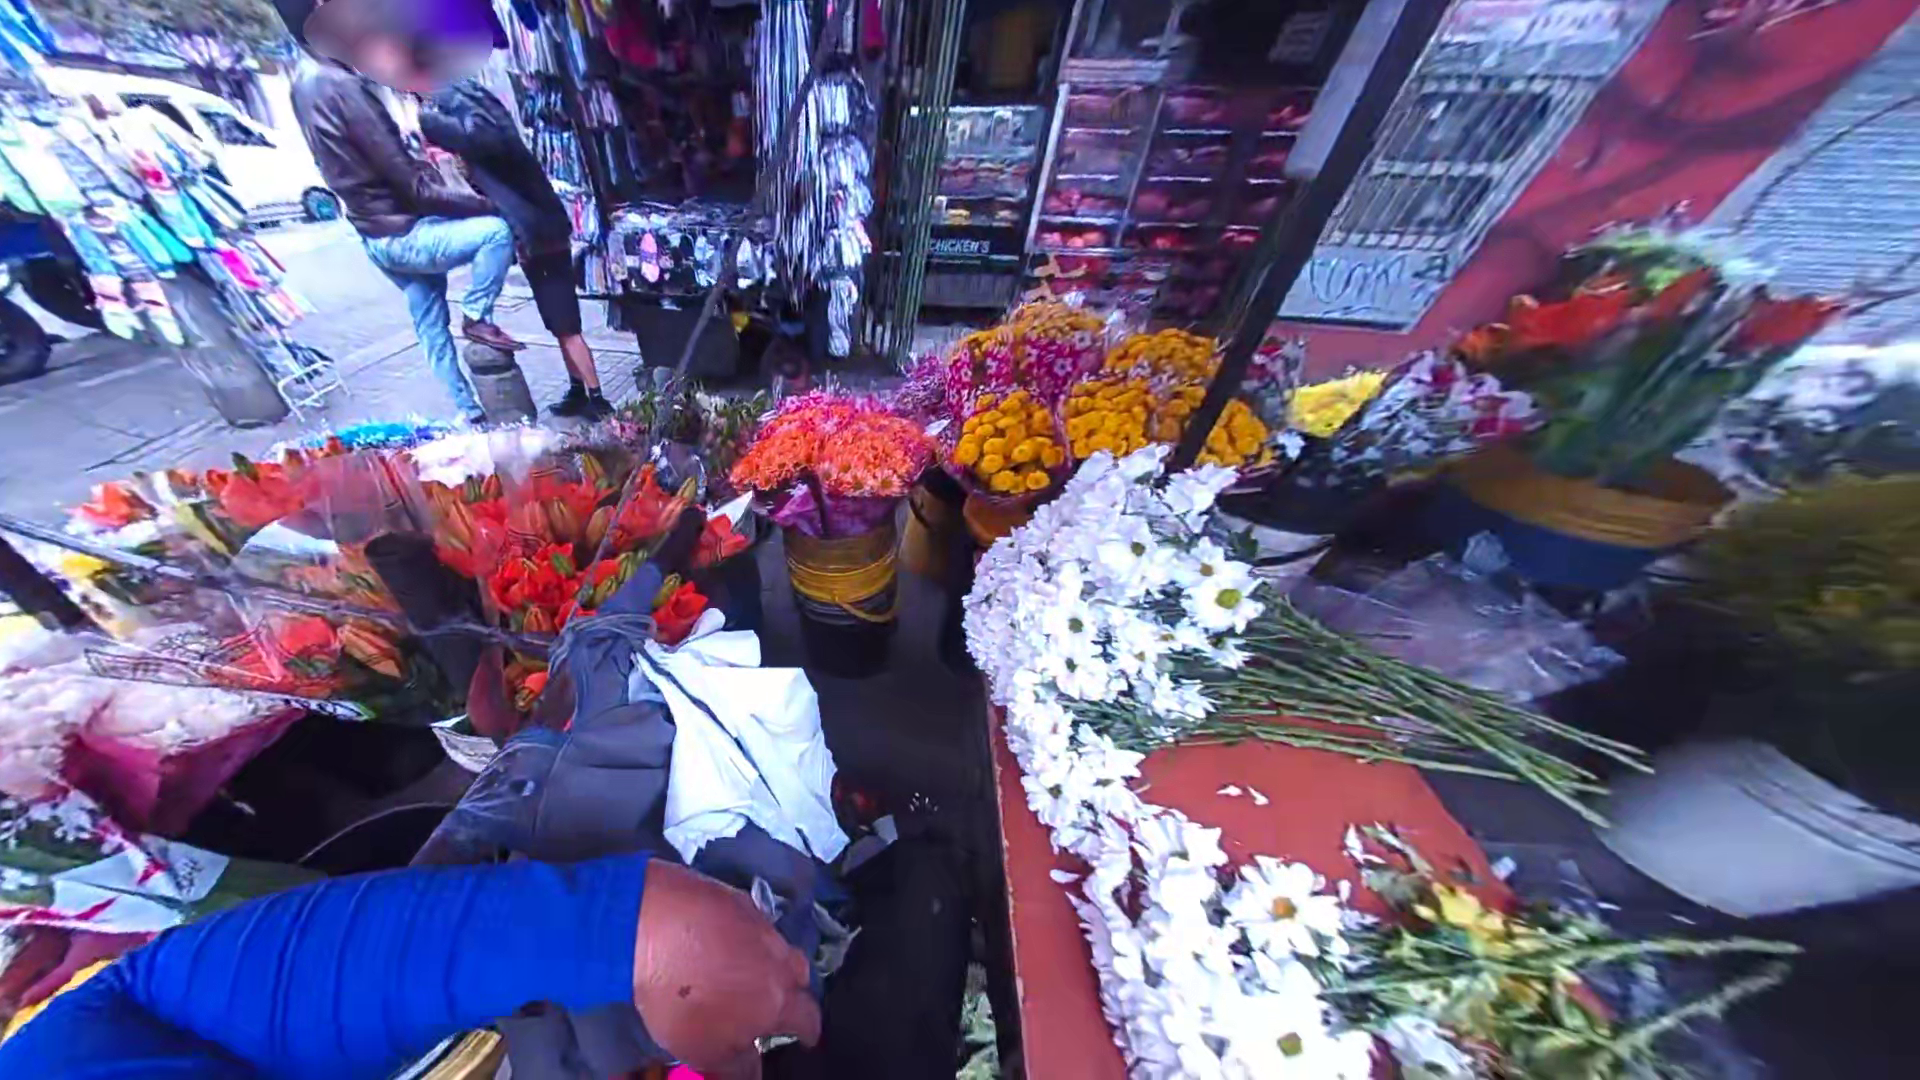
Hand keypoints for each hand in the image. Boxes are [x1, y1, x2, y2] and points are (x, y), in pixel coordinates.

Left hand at [632, 861, 819, 1079]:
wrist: (660, 929)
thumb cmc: (682, 1002)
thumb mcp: (704, 1052)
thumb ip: (738, 1067)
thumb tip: (756, 1074)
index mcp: (776, 1000)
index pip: (808, 1016)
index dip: (810, 1030)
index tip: (808, 1038)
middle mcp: (779, 958)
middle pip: (801, 974)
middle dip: (796, 989)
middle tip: (779, 1000)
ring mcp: (763, 925)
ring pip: (780, 947)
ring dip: (773, 962)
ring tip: (752, 971)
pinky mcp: (743, 901)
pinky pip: (757, 924)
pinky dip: (749, 938)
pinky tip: (727, 943)